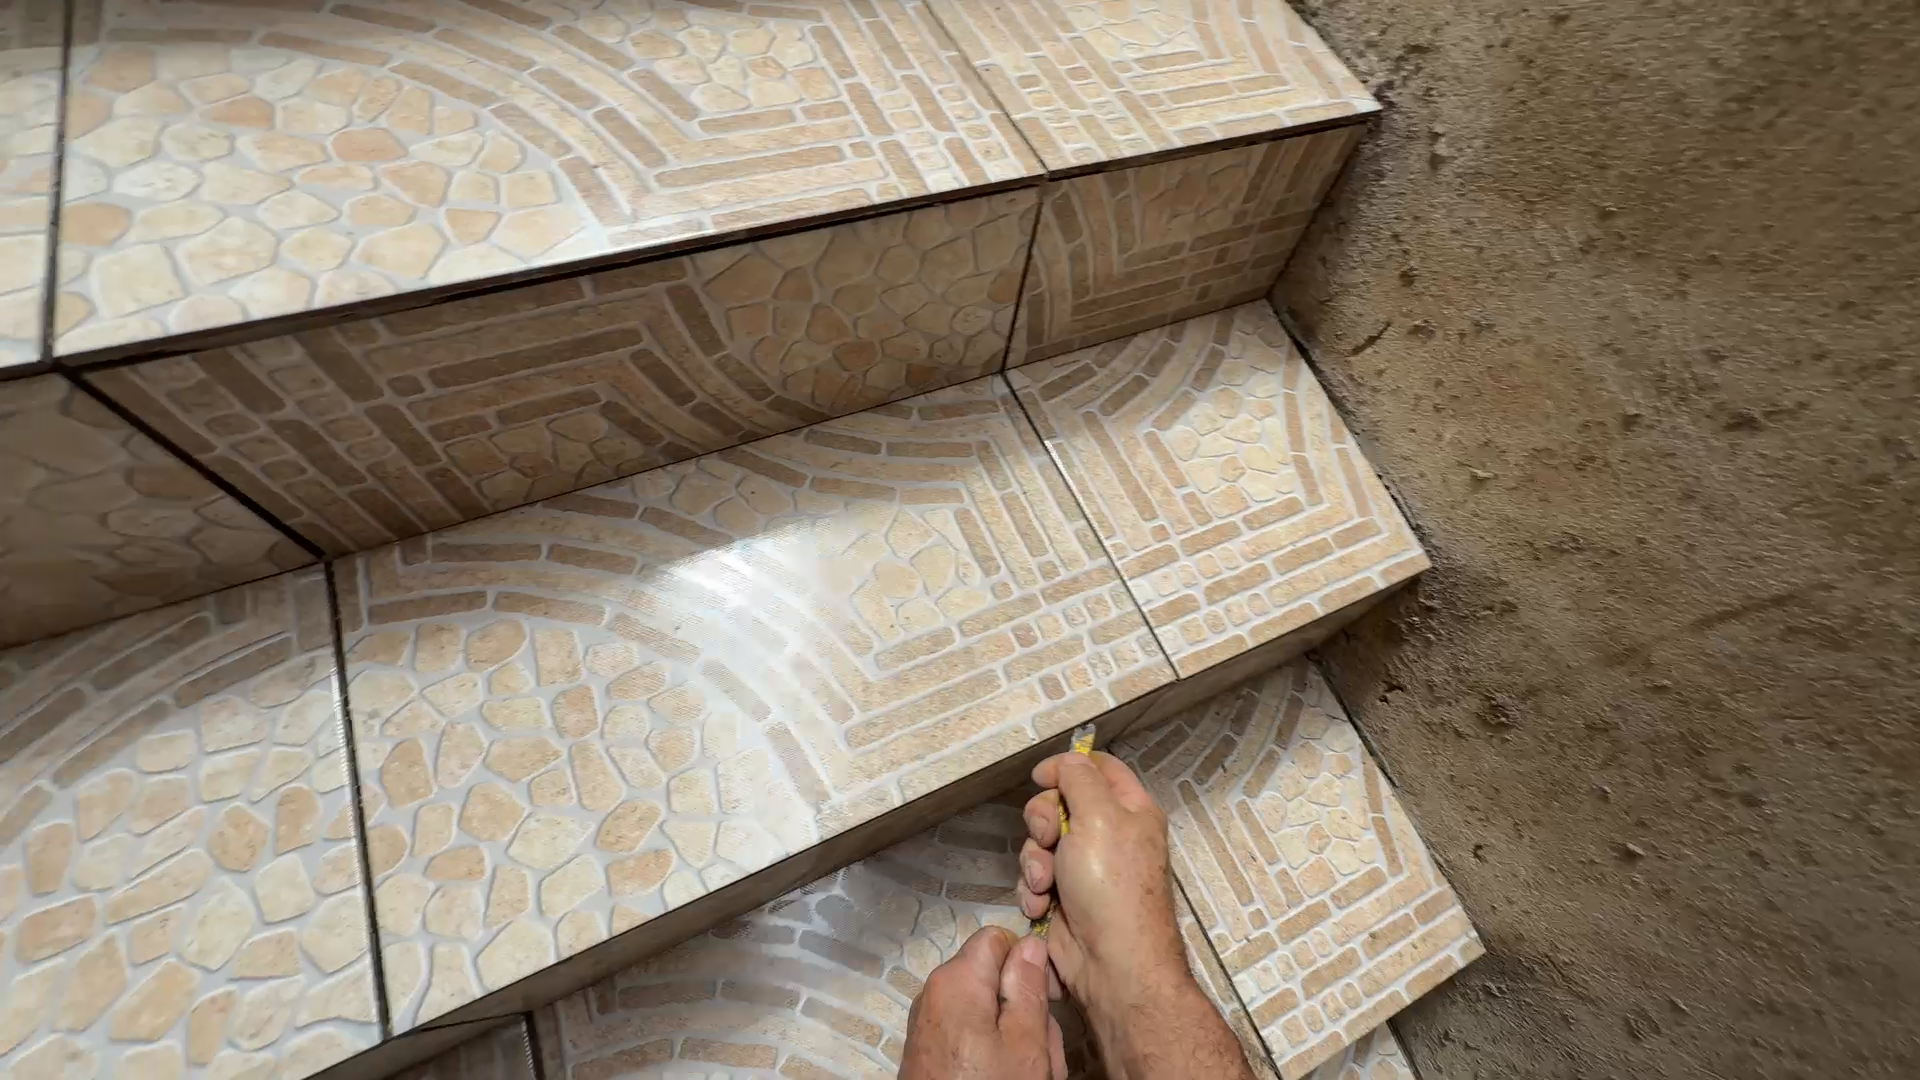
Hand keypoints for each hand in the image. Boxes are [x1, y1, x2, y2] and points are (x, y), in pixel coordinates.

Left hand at [899, 926, 1067, 1079]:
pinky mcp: (928, 1053)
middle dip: (1024, 1010)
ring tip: (1032, 1076)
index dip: (1028, 960)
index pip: (997, 939)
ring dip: (1014, 1039)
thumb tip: (1030, 944)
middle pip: (992, 979)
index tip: (1049, 997)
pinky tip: (1009, 1079)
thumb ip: (1028, 987)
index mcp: (956, 978)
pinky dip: (992, 1053)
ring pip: (985, 1013)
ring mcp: (929, 1024)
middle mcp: (935, 992)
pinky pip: (968, 1036)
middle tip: (1046, 1054)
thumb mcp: (1025, 1044)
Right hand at [1016, 751, 1189, 1027]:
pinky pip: (1034, 875)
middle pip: (1059, 802)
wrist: (1112, 965)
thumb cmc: (1112, 884)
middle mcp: (1108, 833)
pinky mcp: (1063, 895)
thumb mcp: (1099, 815)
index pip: (1098, 766)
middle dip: (1042, 821)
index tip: (1042, 777)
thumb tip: (1061, 763)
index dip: (1067, 766)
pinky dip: (1033, 889)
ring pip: (1040, 841)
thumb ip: (1078, 777)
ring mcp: (1084, 866)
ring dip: (1034, 861)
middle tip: (1049, 838)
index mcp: (1129, 808)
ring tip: (1045, 884)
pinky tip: (1042, 906)